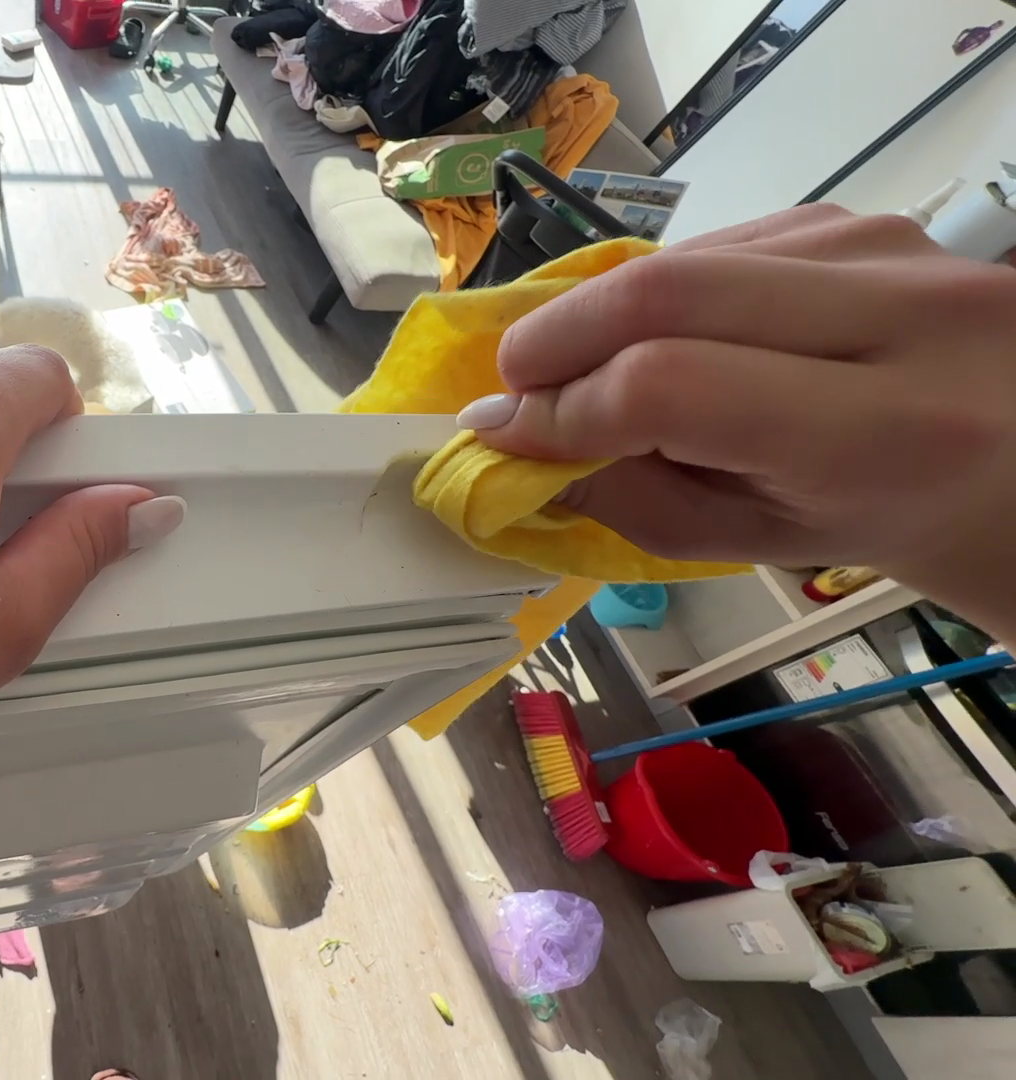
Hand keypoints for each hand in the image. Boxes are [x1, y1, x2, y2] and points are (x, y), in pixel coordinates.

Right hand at [458, 206, 1015, 610]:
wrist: (1001, 456)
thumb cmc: (850, 518)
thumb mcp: (722, 536)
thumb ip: (608, 489)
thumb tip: (507, 435)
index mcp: (881, 433)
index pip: (663, 386)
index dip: (556, 409)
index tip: (500, 432)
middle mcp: (905, 316)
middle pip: (660, 292)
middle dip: (549, 339)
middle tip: (516, 384)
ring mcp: (887, 247)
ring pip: (672, 262)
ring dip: (590, 320)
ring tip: (583, 370)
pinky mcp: (855, 219)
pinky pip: (700, 248)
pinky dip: (639, 299)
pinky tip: (653, 337)